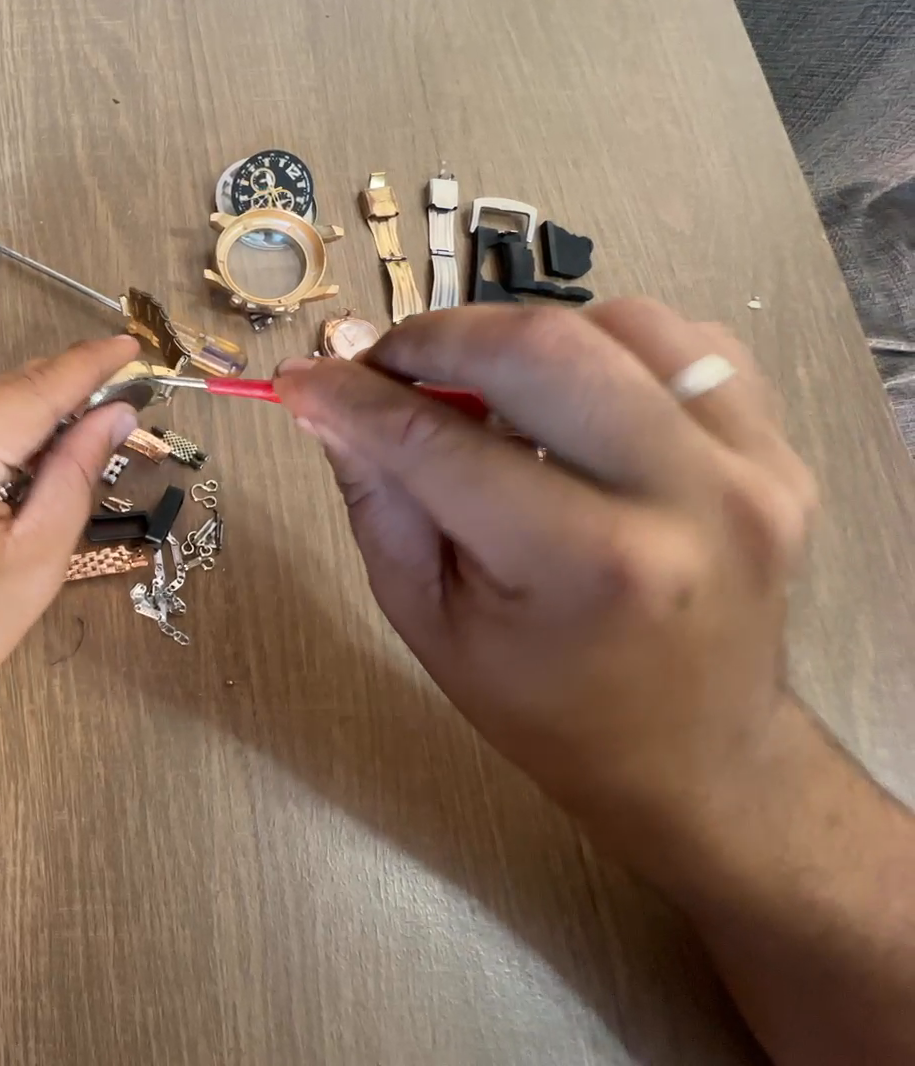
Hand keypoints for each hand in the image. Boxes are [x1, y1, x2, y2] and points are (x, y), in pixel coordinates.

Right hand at [273, 300, 820, 849]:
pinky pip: (684, 345)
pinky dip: (596, 347)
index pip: (435, 440)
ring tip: (464, 390)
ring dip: (514, 341)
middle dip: (430, 339)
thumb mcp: (420, 609)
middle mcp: (686, 496)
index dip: (350, 398)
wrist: (687, 751)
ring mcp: (753, 465)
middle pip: (541, 347)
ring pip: (617, 324)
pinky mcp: (779, 448)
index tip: (294, 377)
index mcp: (582, 562)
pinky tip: (550, 398)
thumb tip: (322, 404)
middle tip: (373, 365)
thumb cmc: (531, 698)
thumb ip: (375, 495)